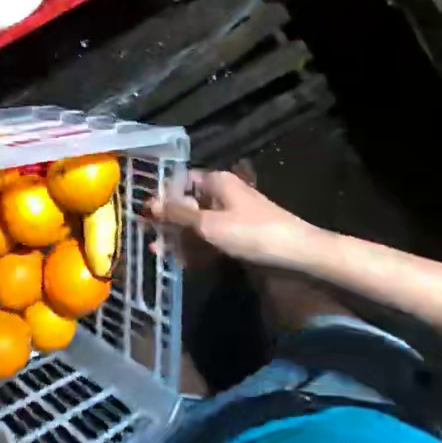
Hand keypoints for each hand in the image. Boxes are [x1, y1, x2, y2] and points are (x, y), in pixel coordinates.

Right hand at [148, 169, 318, 267]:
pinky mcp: (239, 234)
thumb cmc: (252, 233)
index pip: (181, 181)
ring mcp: (232, 214)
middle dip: (168, 221)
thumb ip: (179, 214)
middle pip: (188, 203)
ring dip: (179, 237)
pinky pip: (211, 236)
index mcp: (217, 182)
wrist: (297, 253)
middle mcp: (223, 193)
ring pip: (198, 222)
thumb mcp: (210, 223)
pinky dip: (196, 246)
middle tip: (149, 239)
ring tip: (159, 253)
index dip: (162, 196)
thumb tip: (150, 203)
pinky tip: (182, 261)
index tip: (144, 214)